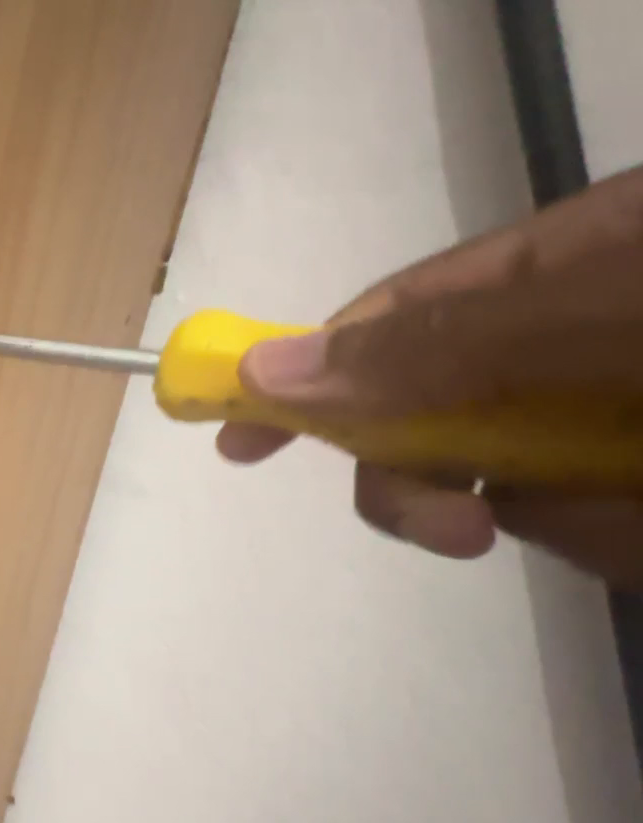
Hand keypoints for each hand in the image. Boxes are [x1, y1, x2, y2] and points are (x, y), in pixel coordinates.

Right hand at [215, 164, 642, 586]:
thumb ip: (442, 340)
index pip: (388, 321)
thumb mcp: (619, 306)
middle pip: (424, 414)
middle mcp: (579, 342)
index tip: (233, 439)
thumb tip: (268, 372)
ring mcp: (619, 420)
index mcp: (569, 268)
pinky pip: (593, 529)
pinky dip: (617, 539)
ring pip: (508, 486)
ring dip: (559, 516)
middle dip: (420, 478)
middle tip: (453, 529)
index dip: (300, 376)